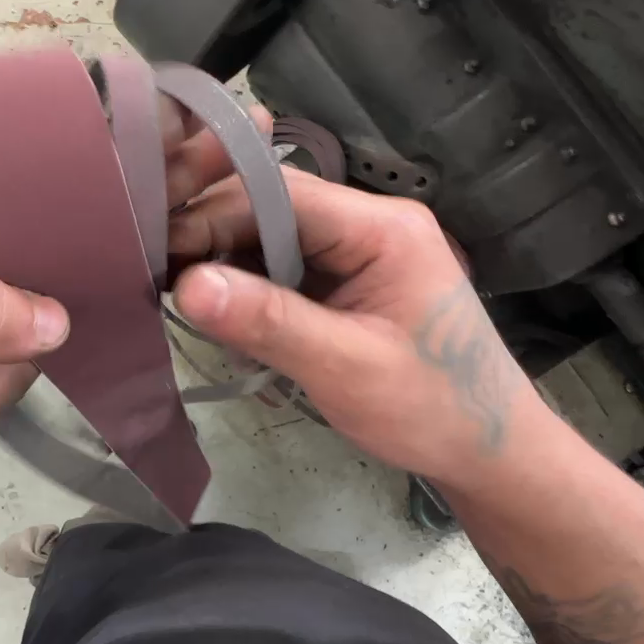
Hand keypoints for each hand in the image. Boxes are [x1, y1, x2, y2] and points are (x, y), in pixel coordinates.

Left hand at [0, 97, 272, 470]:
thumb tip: (54, 314)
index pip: (46, 178)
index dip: (106, 153)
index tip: (170, 130)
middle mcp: (17, 242)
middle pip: (95, 197)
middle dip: (160, 167)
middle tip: (234, 139)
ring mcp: (43, 281)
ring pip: (111, 241)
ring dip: (171, 213)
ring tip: (245, 183)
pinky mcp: (61, 320)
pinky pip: (112, 290)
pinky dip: (156, 274)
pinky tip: (211, 255)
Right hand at [168, 171, 545, 488]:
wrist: (487, 450)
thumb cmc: (432, 409)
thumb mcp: (345, 367)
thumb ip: (268, 322)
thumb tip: (186, 285)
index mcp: (380, 227)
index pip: (277, 194)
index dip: (211, 216)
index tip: (156, 254)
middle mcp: (365, 225)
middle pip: (267, 211)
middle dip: (213, 245)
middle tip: (159, 286)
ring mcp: (355, 254)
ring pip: (267, 243)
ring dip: (227, 274)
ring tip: (191, 313)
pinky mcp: (345, 284)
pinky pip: (280, 273)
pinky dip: (249, 298)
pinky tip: (231, 330)